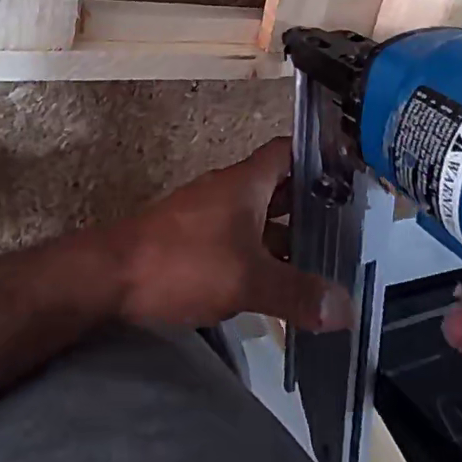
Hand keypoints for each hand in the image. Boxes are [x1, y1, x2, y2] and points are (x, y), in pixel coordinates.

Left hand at [104, 138, 350, 332]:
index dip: (319, 157)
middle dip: (311, 204)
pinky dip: (262, 252)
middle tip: (350, 226)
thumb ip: (298, 294)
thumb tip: (346, 310)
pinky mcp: (193, 238)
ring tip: (325, 258)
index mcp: (246, 182)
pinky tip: (279, 280)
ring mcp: (208, 213)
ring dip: (287, 234)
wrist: (111, 275)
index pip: (288, 151)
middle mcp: (229, 189)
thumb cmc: (184, 263)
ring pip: (258, 216)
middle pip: (278, 186)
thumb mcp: (248, 281)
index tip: (350, 174)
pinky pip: (239, 237)